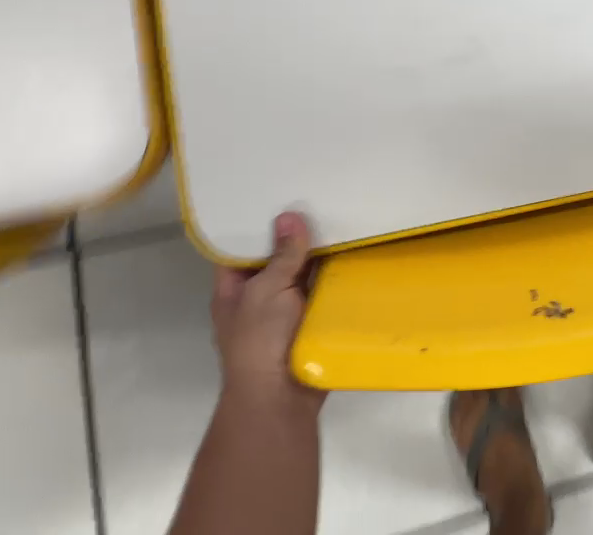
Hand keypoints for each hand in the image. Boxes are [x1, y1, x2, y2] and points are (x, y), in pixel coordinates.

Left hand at [210, 211, 324, 413]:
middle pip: (276, 257)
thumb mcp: (266, 291)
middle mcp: (260, 295)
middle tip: (318, 193)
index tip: (275, 193)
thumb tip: (289, 215)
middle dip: (295, 233)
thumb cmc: (260, 342)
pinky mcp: (314, 318)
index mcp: (234, 289)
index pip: (239, 248)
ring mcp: (288, 308)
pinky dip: (339, 273)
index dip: (253, 223)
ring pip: (305, 271)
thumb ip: (281, 255)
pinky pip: (326, 288)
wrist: (282, 399)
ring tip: (343, 211)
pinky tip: (358, 247)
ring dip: (321, 252)